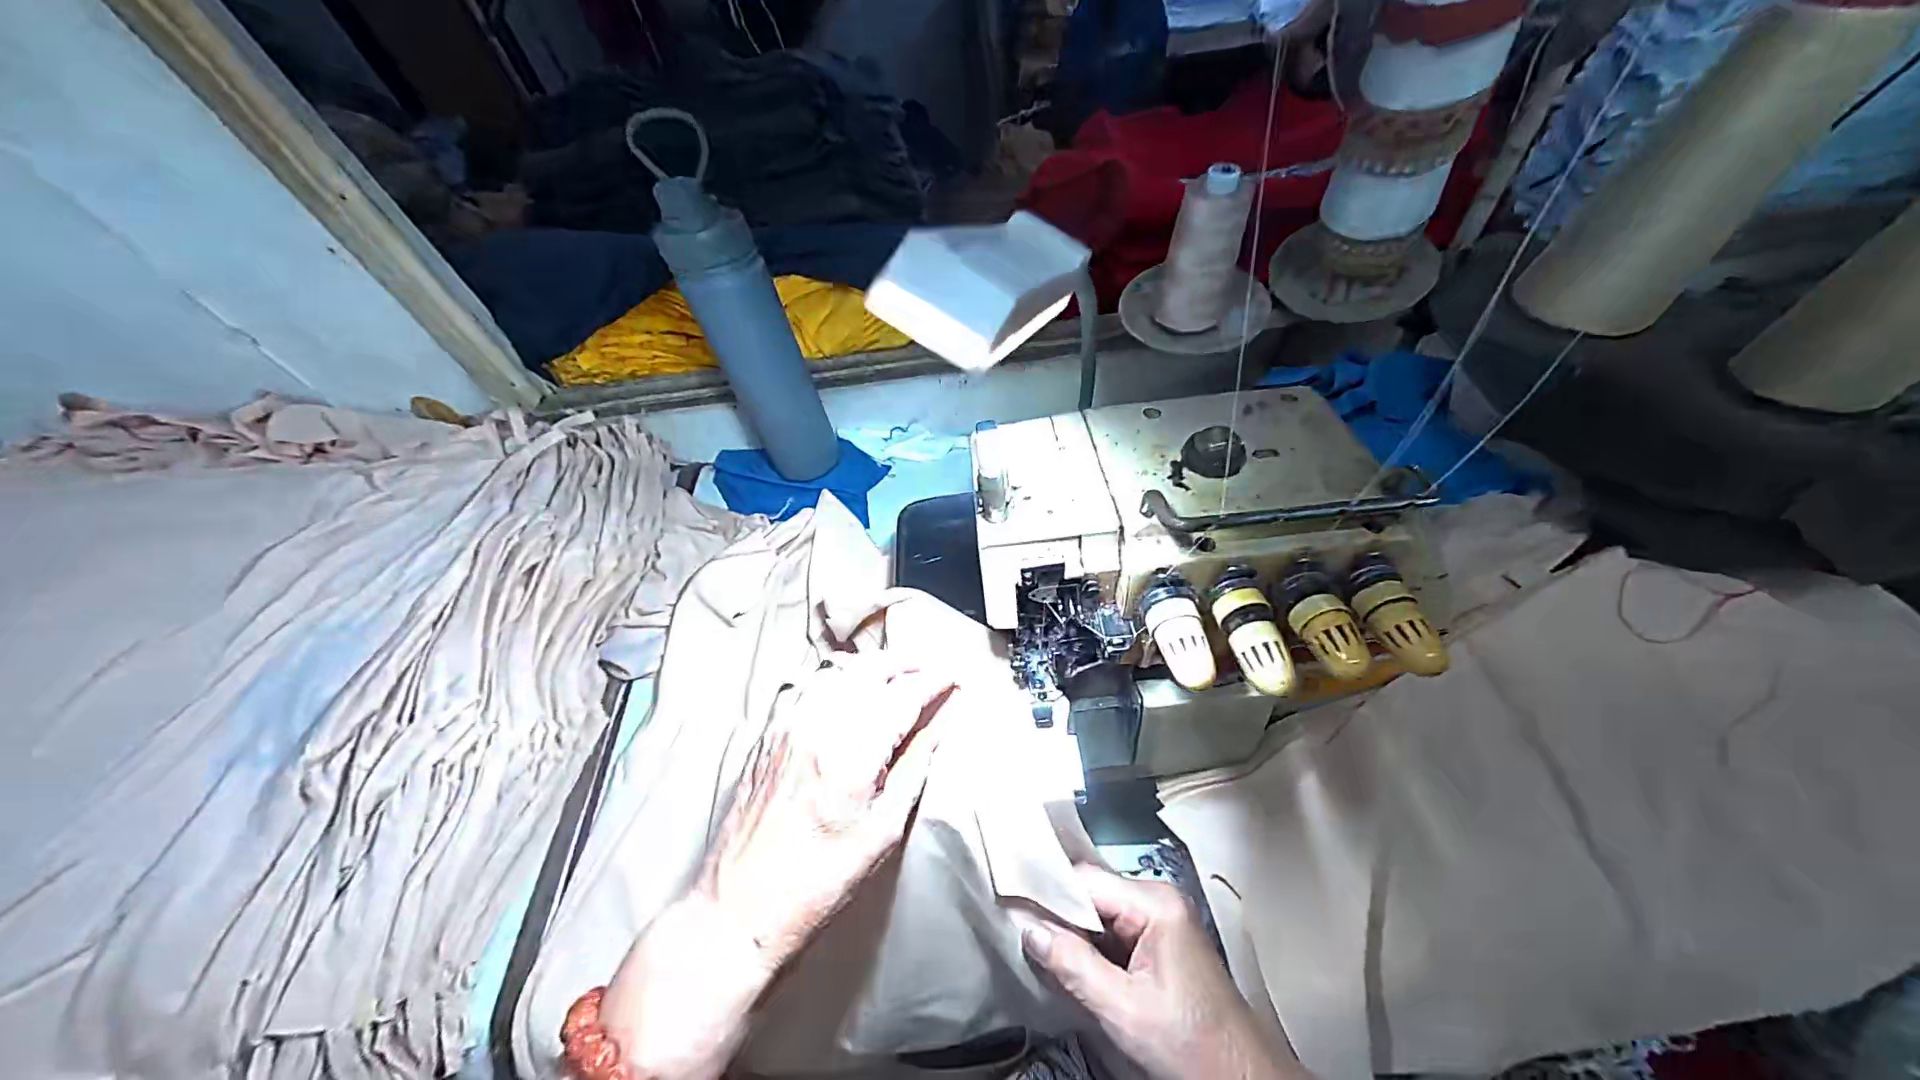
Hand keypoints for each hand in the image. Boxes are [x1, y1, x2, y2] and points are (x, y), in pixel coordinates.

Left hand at [583, 654, 955, 1079]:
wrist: (738, 907)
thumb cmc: (819, 881)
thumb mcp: (883, 830)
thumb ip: (916, 764)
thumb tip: (942, 721)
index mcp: (851, 752)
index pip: (904, 694)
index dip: (935, 680)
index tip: (954, 679)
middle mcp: (816, 725)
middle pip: (870, 669)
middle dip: (906, 664)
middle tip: (930, 672)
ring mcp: (786, 725)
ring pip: (837, 669)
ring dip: (872, 665)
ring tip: (896, 675)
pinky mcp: (767, 733)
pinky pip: (807, 684)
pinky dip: (837, 676)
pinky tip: (849, 687)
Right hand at [1023, 865, 1309, 1079]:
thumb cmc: (1189, 1045)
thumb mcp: (1124, 1010)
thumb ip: (1072, 964)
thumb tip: (1026, 926)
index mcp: (1154, 903)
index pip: (1085, 880)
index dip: (1047, 894)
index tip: (1011, 908)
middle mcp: (1157, 898)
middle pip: (1090, 892)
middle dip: (1058, 915)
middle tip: (1021, 933)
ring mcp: (1159, 918)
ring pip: (1097, 912)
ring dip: (1072, 933)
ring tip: (1038, 947)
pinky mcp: (1157, 940)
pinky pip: (1111, 930)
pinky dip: (1089, 946)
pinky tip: (1068, 962)